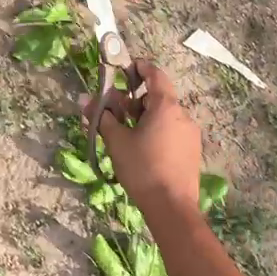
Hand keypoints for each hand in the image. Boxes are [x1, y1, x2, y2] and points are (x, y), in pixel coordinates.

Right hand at [90, 59, 203, 213]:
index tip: (125, 69)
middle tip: (116, 109)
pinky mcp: (192, 151)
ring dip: (145, 116)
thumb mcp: (116, 140)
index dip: (140, 67)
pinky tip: (142, 147)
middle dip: (135, 99)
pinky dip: (156, 129)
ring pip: (165, 115)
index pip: (155, 75)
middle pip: (158, 97)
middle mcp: (183, 115)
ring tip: (126, 131)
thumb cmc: (142, 168)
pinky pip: (172, 130)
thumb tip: (84, 100)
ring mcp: (190, 134)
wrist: (172, 208)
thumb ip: (101, 117)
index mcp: (166, 107)